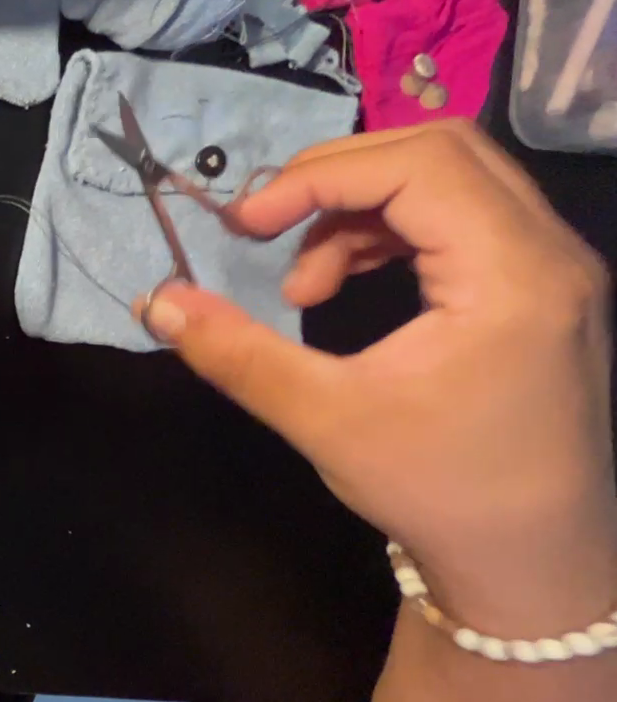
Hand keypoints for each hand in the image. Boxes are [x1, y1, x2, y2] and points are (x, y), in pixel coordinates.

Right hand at [141, 122, 616, 634]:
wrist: (532, 552)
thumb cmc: (436, 483)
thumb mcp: (318, 417)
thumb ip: (232, 353)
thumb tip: (156, 302)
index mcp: (510, 275)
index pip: (417, 167)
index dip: (315, 179)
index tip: (243, 228)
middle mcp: (544, 252)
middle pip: (438, 150)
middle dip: (330, 177)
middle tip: (259, 229)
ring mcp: (543, 268)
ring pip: (445, 179)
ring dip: (349, 209)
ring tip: (299, 281)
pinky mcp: (526, 288)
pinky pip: (450, 218)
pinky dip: (375, 233)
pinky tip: (335, 286)